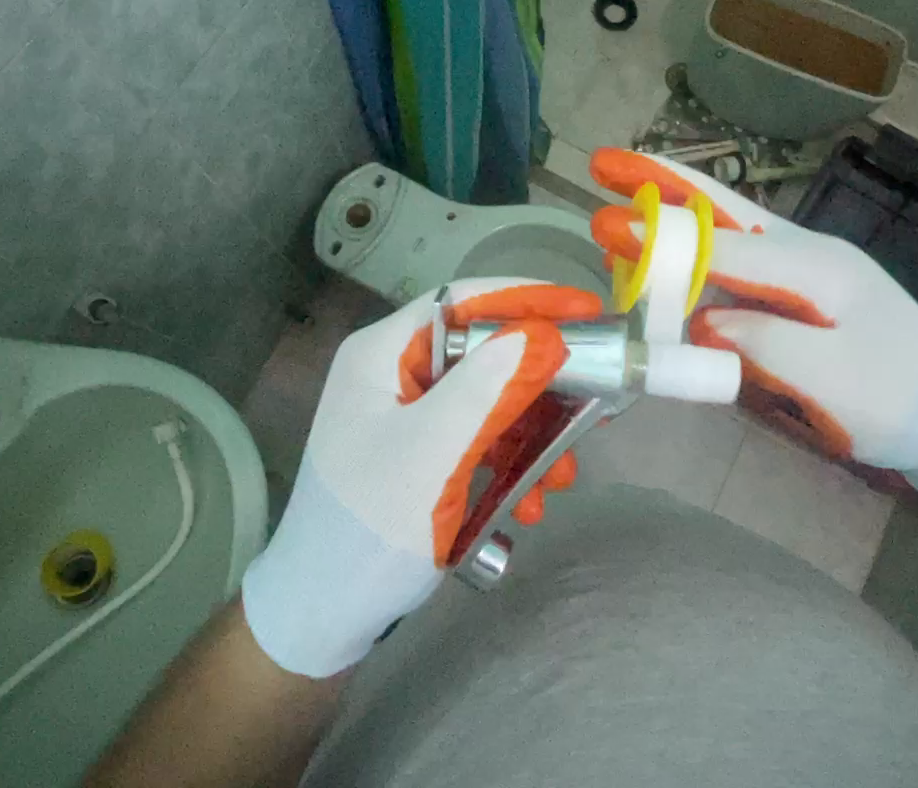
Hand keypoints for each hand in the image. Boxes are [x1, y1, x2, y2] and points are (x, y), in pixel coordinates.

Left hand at [241, 279, 602, 676]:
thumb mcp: (432, 454)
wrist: (324, 618)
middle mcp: (396, 374)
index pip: (462, 302)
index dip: (527, 298)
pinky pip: (482, 439)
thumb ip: (486, 388)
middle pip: (484, 353)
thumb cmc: (367, 531)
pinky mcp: (424, 454)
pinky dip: (513, 465)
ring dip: (534, 436)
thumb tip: (543, 333)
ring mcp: (410, 416)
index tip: (588, 309)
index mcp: (383, 355)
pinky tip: (530, 503)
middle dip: (540, 387)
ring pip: (492, 401)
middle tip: (594, 405)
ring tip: (562, 477)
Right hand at [589, 149, 917, 498]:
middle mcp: (804, 255)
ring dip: (671, 221)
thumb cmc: (901, 401)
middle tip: (603, 164)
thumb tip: (701, 322)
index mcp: (819, 265)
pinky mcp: (795, 299)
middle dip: (661, 186)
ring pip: (723, 237)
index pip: (725, 244)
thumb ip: (766, 344)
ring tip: (619, 208)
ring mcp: (801, 274)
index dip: (663, 235)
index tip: (606, 222)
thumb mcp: (837, 381)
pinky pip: (735, 272)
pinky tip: (663, 263)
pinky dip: (692, 261)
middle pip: (721, 212)